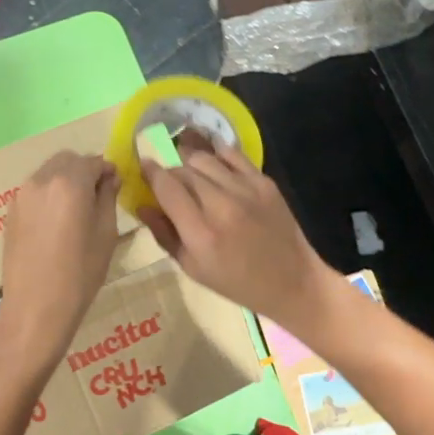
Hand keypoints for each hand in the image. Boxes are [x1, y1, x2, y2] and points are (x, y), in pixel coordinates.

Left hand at [0, 151, 121, 341]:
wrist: (35, 306)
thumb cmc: (80, 274)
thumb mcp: (106, 234)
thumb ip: (107, 198)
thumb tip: (109, 179)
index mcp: (69, 183)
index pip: (93, 161)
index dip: (107, 170)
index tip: (116, 185)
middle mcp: (41, 180)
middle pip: (67, 160)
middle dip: (84, 170)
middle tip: (98, 195)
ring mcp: (21, 195)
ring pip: (48, 173)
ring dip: (65, 180)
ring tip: (77, 210)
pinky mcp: (11, 212)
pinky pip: (35, 190)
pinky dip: (49, 194)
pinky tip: (57, 221)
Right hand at [137, 139, 331, 323]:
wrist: (291, 280)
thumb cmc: (236, 282)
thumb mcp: (193, 268)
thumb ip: (164, 234)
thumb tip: (141, 205)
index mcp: (200, 233)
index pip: (167, 188)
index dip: (151, 171)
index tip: (144, 165)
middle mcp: (221, 206)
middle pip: (183, 170)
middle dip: (170, 170)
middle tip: (167, 178)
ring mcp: (246, 190)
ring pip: (204, 159)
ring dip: (190, 161)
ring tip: (188, 170)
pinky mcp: (264, 182)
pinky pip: (232, 155)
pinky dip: (216, 153)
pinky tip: (211, 158)